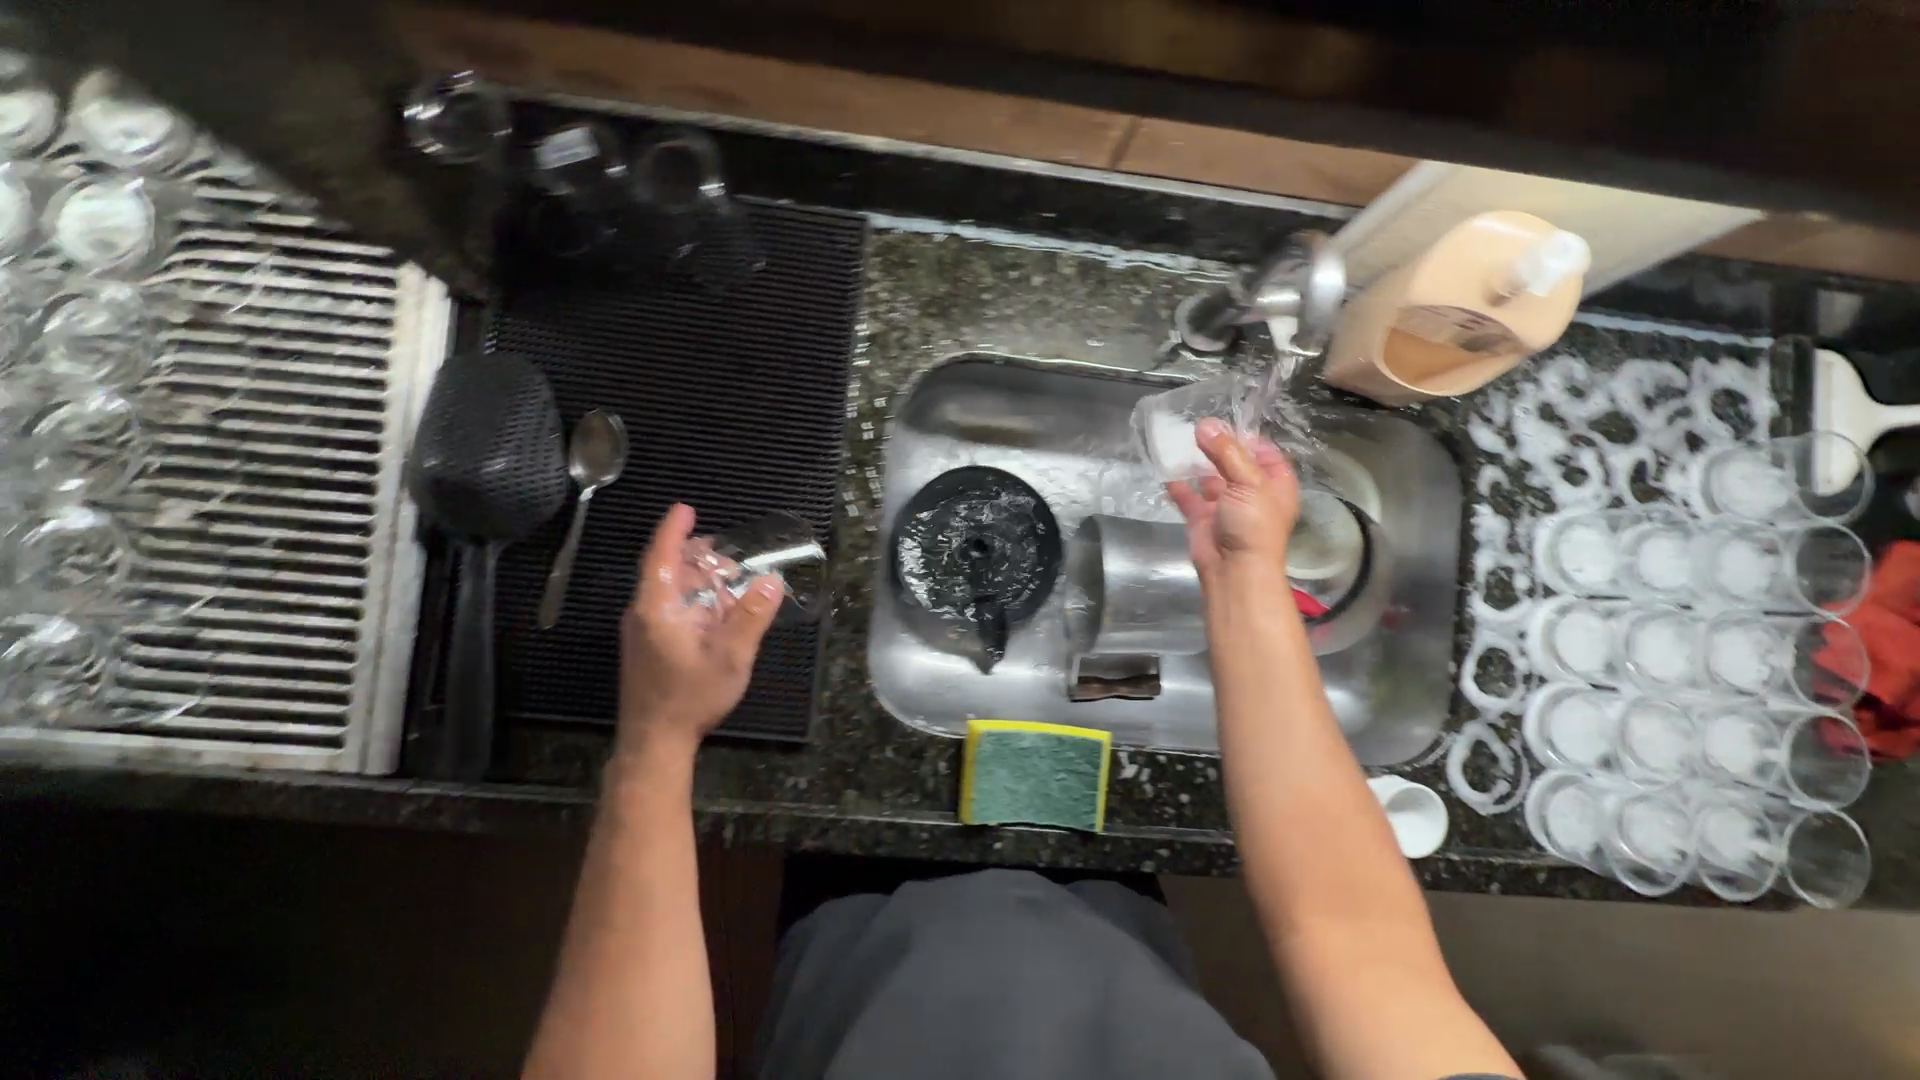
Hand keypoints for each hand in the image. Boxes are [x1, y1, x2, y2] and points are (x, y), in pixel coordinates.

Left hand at [618, 503, 782, 758]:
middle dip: (699, 559)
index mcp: (657, 608)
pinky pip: (667, 610)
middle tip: (731, 562)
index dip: (673, 530)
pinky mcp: (645, 648)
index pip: (661, 556)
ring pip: (668, 592)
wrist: (654, 742)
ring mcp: (641, 632)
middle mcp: (642, 614)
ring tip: (730, 590)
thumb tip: (772, 581)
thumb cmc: (690, 697)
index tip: (686, 509)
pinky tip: (715, 618)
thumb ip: (752, 617)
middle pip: (666, 571)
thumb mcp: (731, 656)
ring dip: (698, 583)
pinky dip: (692, 602)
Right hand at [1165, 417, 1299, 584]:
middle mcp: (1252, 493)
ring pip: (1210, 478)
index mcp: (1275, 483)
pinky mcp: (1203, 519)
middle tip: (1197, 427)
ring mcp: (1226, 506)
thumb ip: (1226, 452)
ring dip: (1197, 463)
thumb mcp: (1247, 482)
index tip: (1224, 422)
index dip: (1246, 437)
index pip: (1264, 452)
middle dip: (1218, 447)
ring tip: (1180, 441)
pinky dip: (1178, 486)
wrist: (1235, 569)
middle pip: (1235, 462)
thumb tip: (1204, 424)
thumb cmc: (1253, 523)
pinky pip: (1188, 497)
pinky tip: (1166, 471)